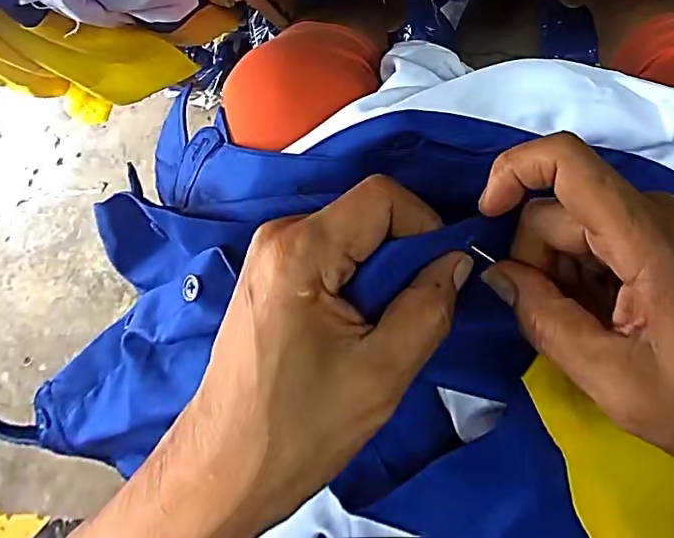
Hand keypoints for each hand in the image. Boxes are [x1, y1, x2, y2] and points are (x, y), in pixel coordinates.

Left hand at [79, 176, 470, 537]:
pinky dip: (360, 275)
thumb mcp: (382, 374)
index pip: (384, 196)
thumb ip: (430, 306)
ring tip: (378, 323)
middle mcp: (280, 234)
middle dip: (403, 253)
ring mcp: (271, 251)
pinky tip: (354, 321)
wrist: (216, 478)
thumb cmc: (295, 430)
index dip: (423, 226)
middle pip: (370, 211)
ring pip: (356, 230)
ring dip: (383, 268)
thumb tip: (457, 259)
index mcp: (300, 250)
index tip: (433, 277)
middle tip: (406, 310)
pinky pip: (336, 248)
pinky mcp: (271, 270)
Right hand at [477, 134, 673, 537]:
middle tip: (556, 331)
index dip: (513, 169)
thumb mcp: (619, 384)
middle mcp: (648, 212)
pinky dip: (582, 281)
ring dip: (559, 277)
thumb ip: (548, 322)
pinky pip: (600, 244)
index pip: (566, 158)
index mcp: (641, 233)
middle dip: (534, 260)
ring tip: (589, 341)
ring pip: (576, 227)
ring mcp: (658, 228)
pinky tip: (606, 330)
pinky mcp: (663, 248)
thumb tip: (498, 273)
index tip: (483, 220)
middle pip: (559, 205)